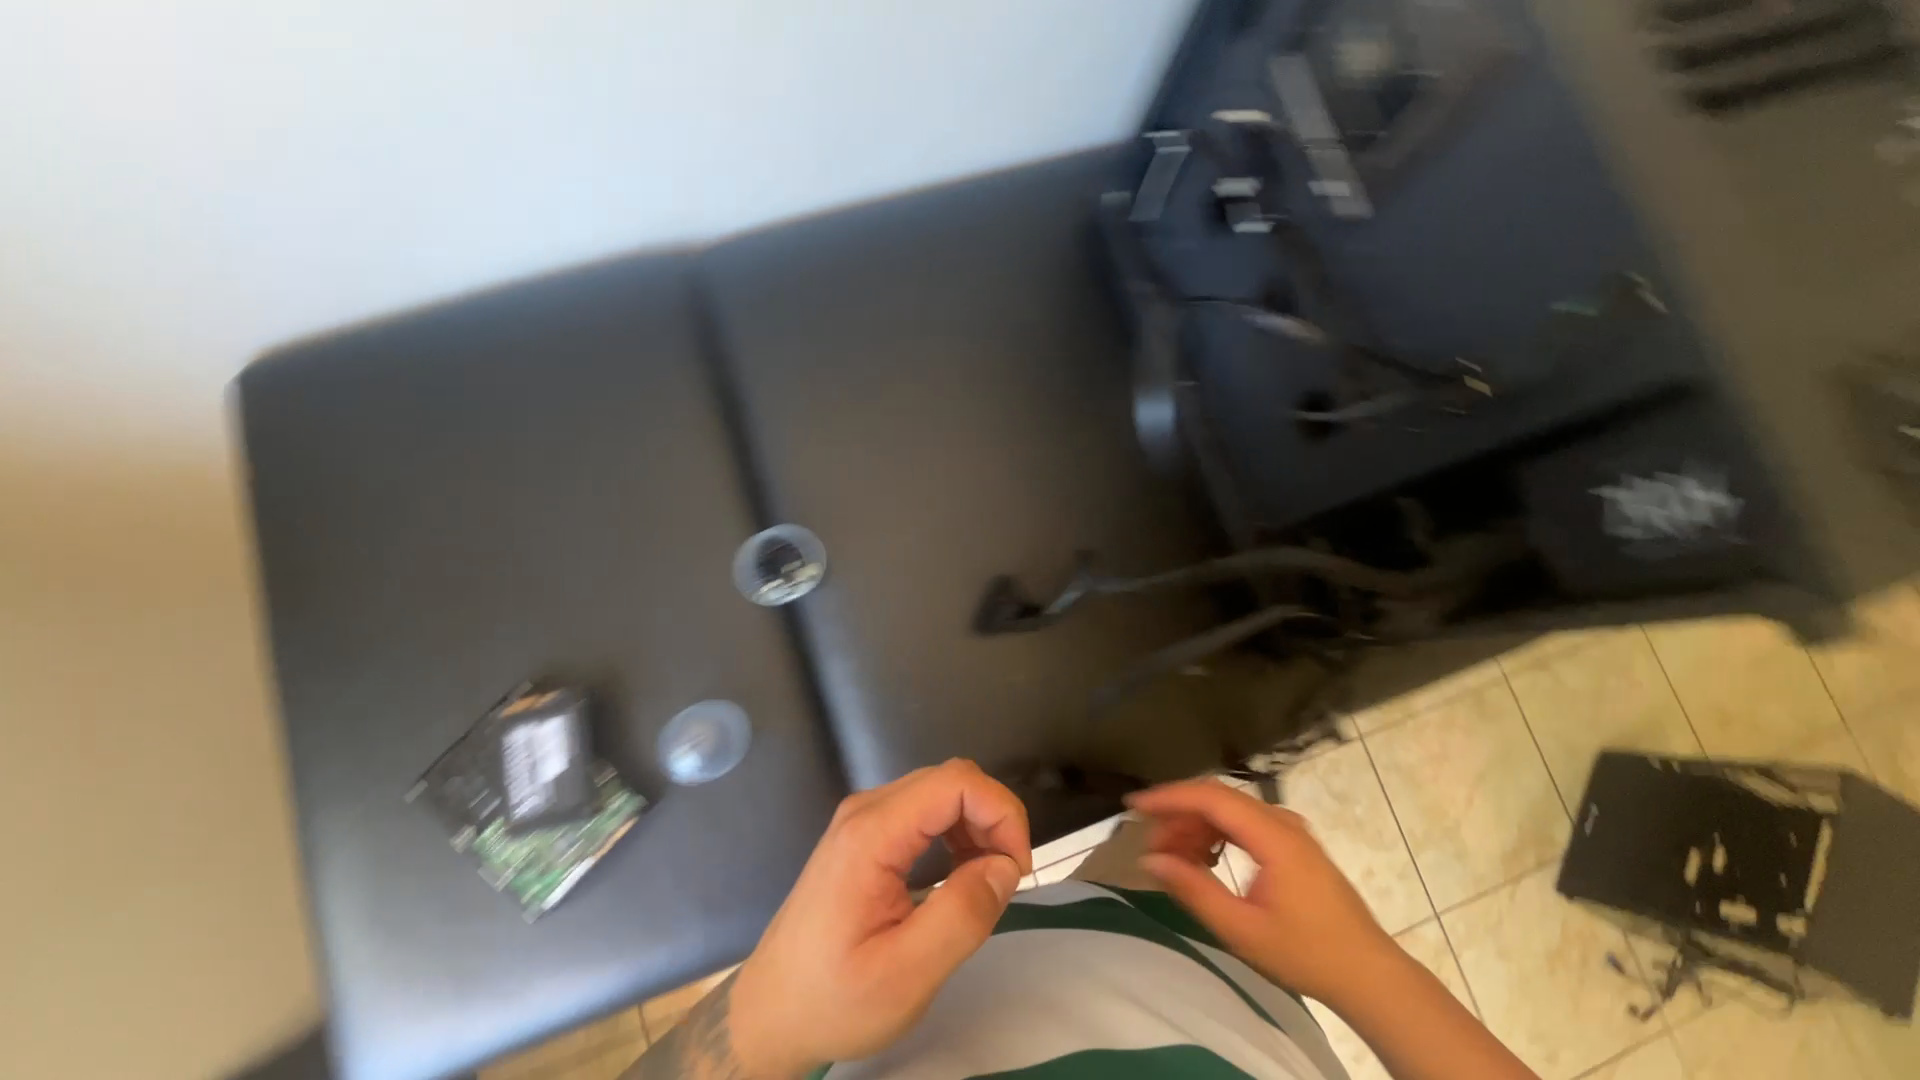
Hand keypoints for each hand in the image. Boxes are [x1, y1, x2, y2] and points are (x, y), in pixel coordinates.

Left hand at [727, 759, 1030, 1078]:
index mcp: (872, 834)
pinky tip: (961, 875)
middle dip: (994, 819)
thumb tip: (1006, 866)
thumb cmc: (833, 999)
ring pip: (941, 793)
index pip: (956, 782)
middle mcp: (866, 811)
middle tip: (1006, 880)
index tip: (1017, 870)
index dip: (1001, 813)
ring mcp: (862, 821)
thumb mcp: (907, 975)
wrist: (770, 1014)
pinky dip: (957, 834)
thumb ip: (963, 915)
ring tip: (986, 883)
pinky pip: (924, 812)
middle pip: (951, 781)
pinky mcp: (864, 837)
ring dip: (977, 827)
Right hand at [1127, 778, 1396, 1007]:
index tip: (1133, 804)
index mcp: (1273, 836)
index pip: (1211, 797)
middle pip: (1219, 798)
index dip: (1169, 796)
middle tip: (1150, 844)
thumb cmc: (1305, 953)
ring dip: (1196, 826)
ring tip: (1172, 857)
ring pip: (1231, 811)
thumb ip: (1193, 889)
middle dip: (1178, 814)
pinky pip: (1245, 825)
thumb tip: (1150, 860)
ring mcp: (1292, 832)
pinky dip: (1217, 834)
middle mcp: (1283, 822)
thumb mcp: (1241, 929)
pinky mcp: (1294, 846)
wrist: (1368, 974)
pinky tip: (1203, 860)